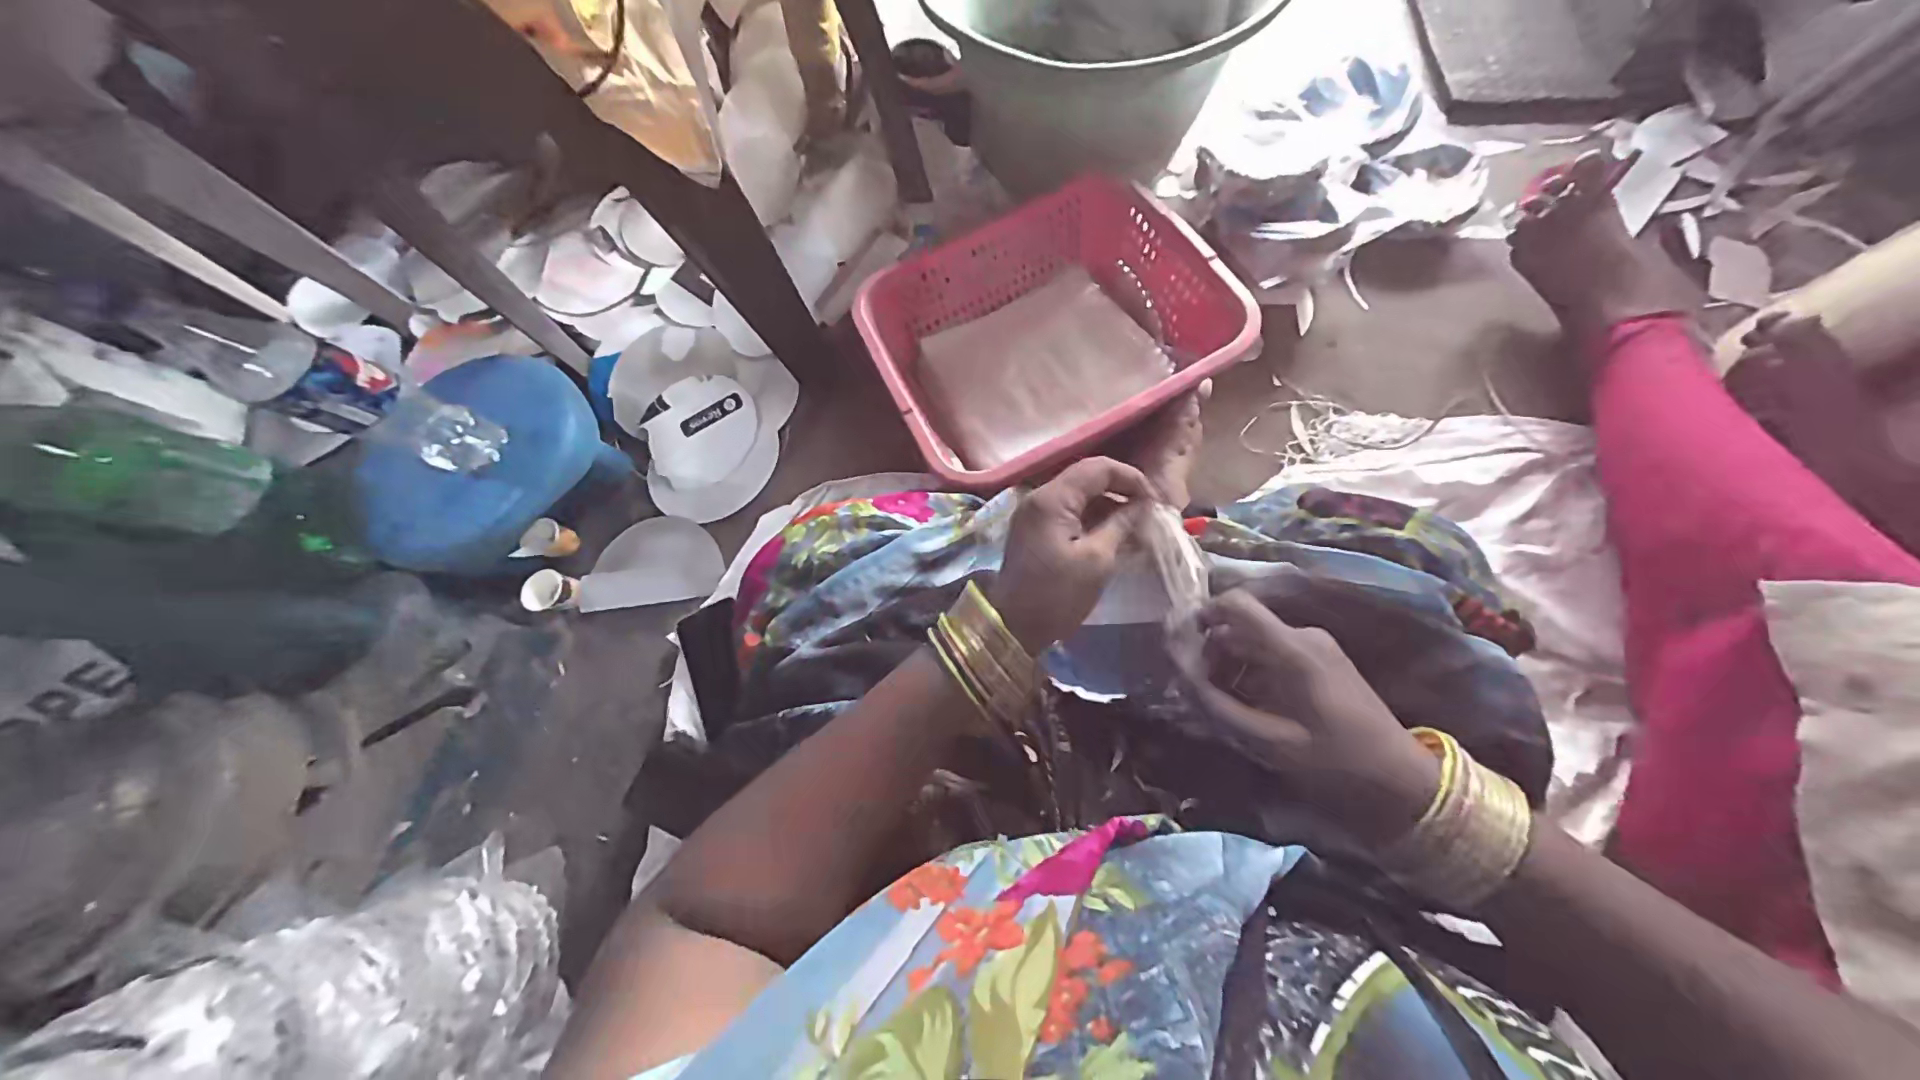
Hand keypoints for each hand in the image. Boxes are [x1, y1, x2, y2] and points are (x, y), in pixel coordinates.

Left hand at [990, 457, 1155, 651]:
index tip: (1154, 499)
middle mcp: (1038, 497)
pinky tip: (1113, 532)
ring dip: (1107, 503)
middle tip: (1148, 509)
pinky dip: (1091, 516)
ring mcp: (1033, 513)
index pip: (1097, 468)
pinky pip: (1067, 511)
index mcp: (1052, 499)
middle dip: (1120, 488)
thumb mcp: (1097, 560)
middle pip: (1085, 477)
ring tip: (1136, 523)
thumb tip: (1142, 505)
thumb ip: (1121, 524)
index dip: (1130, 477)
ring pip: (1077, 494)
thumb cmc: (1057, 596)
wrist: (1013, 626)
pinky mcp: (1033, 529)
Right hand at [1170, 588, 1440, 846]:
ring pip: (1252, 641)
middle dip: (1209, 652)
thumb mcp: (1266, 740)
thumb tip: (1178, 670)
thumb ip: (1215, 702)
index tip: (1179, 646)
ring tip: (1219, 704)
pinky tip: (1247, 705)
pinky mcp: (1321, 659)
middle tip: (1194, 690)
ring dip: (1227, 665)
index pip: (1234, 603)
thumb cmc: (1334, 762)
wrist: (1401, 781)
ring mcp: (1315, 645)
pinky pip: (1271, 653)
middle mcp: (1302, 636)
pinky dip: (1249, 672)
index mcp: (1291, 649)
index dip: (1200, 615)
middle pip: (1238, 626)